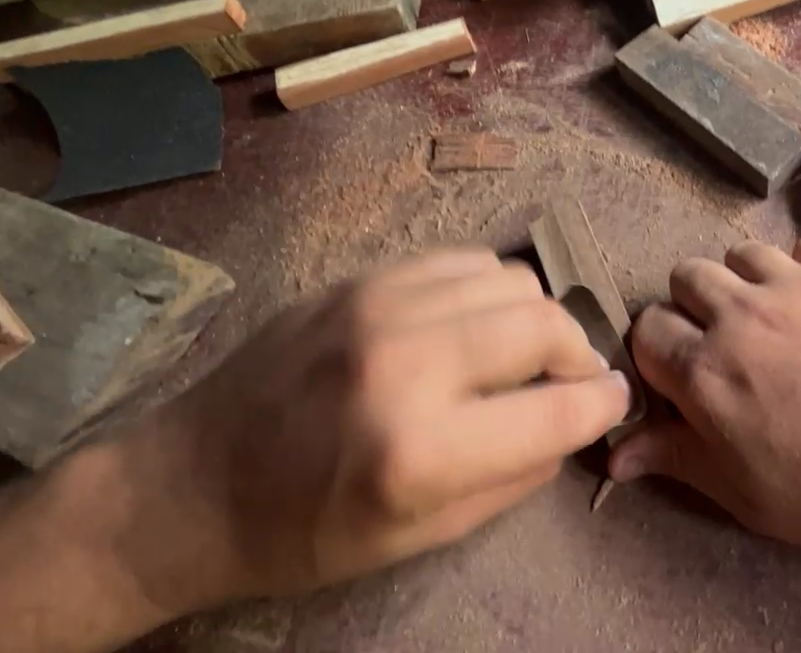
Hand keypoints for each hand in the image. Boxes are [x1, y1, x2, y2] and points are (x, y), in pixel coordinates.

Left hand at [99, 248, 629, 615]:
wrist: (186, 484)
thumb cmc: (302, 531)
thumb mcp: (418, 538)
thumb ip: (515, 475)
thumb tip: (575, 419)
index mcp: (419, 450)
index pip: (559, 409)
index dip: (603, 404)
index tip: (614, 401)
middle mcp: (406, 360)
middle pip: (546, 324)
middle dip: (579, 354)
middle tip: (572, 378)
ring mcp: (381, 305)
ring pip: (514, 281)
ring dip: (534, 319)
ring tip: (516, 351)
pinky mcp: (362, 277)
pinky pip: (466, 261)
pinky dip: (489, 292)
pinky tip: (471, 324)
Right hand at [608, 237, 800, 565]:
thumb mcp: (748, 495)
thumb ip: (679, 458)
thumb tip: (615, 455)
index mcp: (707, 371)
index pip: (647, 330)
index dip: (658, 351)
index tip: (679, 371)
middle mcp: (742, 314)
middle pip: (686, 276)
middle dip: (693, 305)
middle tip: (725, 342)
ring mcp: (798, 283)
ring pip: (742, 253)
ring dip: (745, 280)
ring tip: (775, 318)